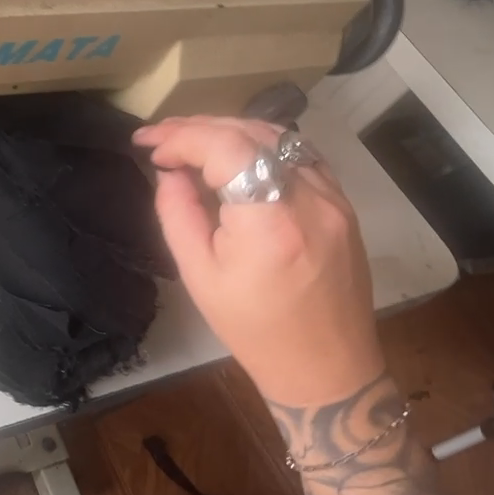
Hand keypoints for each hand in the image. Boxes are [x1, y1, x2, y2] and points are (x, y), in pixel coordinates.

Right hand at [134, 116, 382, 407]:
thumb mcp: (198, 275)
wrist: (326, 366)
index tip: (150, 147)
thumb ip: (177, 213)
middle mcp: (309, 199)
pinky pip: (299, 154)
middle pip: (250, 133)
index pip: (225, 148)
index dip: (182, 137)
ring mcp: (333, 198)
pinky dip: (262, 144)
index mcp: (269, 222)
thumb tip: (169, 171)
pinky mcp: (342, 203)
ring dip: (229, 130)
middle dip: (199, 127)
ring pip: (278, 137)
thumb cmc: (254, 329)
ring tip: (190, 141)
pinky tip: (236, 153)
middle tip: (160, 138)